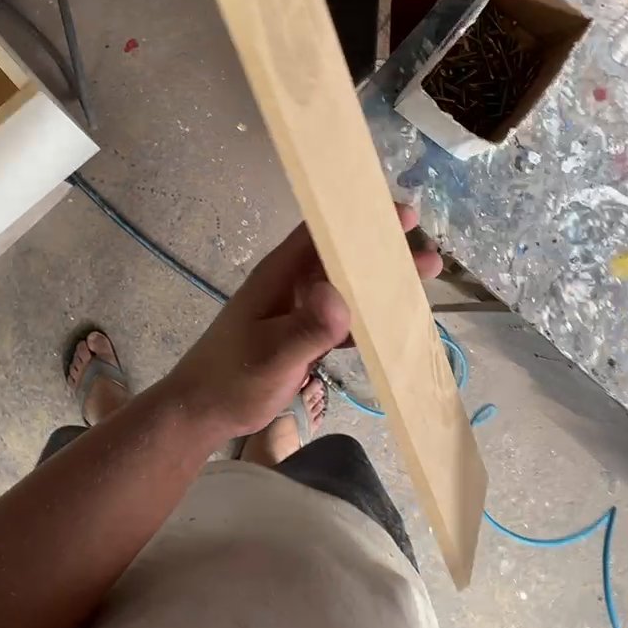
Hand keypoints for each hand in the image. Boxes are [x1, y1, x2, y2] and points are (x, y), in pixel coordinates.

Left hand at [157, 204, 442, 439]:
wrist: (201, 412)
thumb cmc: (232, 378)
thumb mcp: (272, 355)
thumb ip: (306, 328)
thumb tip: (341, 296)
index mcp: (280, 275)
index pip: (321, 233)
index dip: (358, 220)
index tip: (399, 214)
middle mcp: (290, 284)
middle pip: (341, 258)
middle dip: (381, 252)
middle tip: (426, 251)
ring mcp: (296, 309)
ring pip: (345, 288)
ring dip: (379, 285)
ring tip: (421, 281)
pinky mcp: (301, 334)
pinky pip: (341, 318)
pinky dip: (366, 318)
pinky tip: (393, 324)